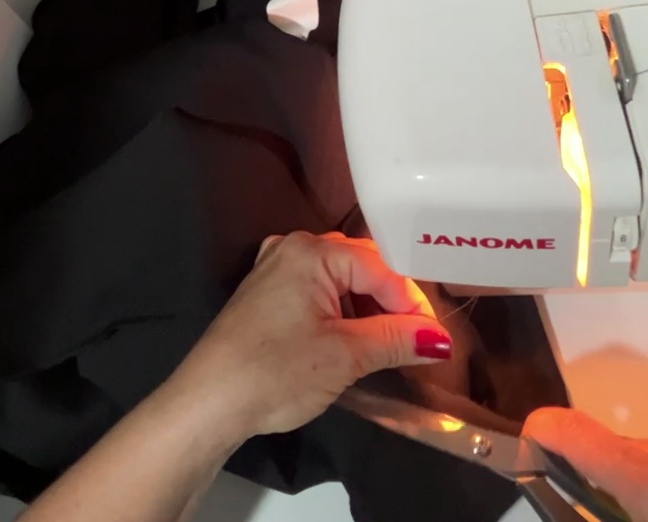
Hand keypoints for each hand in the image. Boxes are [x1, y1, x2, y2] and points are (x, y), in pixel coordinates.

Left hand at [164, 231, 451, 442]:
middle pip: (360, 265)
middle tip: (419, 338)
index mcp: (311, 250)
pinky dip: (341, 309)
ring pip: (340, 277)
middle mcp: (293, 247)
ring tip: (391, 343)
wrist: (210, 400)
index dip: (411, 301)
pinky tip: (354, 337)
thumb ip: (395, 339)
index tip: (433, 337)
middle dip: (391, 300)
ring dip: (367, 306)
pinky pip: (317, 288)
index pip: (379, 266)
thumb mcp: (345, 356)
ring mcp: (276, 267)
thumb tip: (438, 338)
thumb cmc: (274, 371)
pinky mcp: (268, 290)